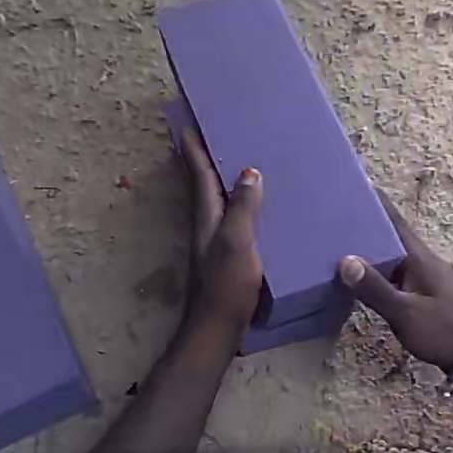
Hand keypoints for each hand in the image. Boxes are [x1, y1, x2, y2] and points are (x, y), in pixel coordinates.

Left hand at [180, 128, 263, 334]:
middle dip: (210, 161)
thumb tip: (249, 172)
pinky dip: (245, 209)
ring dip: (228, 184)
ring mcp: (220, 244)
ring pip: (223, 204)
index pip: (200, 176)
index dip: (195, 150)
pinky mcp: (232, 258)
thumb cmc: (226, 285)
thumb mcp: (236, 242)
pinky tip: (261, 211)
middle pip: (208, 186)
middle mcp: (210, 226)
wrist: (219, 328)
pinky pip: (238, 223)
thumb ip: (242, 208)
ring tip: (246, 165)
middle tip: (221, 136)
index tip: (190, 124)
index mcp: (208, 217)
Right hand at [338, 194, 452, 371]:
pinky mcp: (425, 294)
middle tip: (334, 216)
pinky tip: (363, 279)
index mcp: (419, 258)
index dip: (374, 201)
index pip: (394, 220)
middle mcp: (423, 262)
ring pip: (393, 257)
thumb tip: (345, 260)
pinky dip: (379, 272)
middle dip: (366, 225)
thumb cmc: (444, 332)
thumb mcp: (405, 312)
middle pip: (391, 236)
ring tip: (341, 244)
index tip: (353, 183)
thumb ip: (375, 288)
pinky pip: (396, 274)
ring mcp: (425, 278)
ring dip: (371, 250)